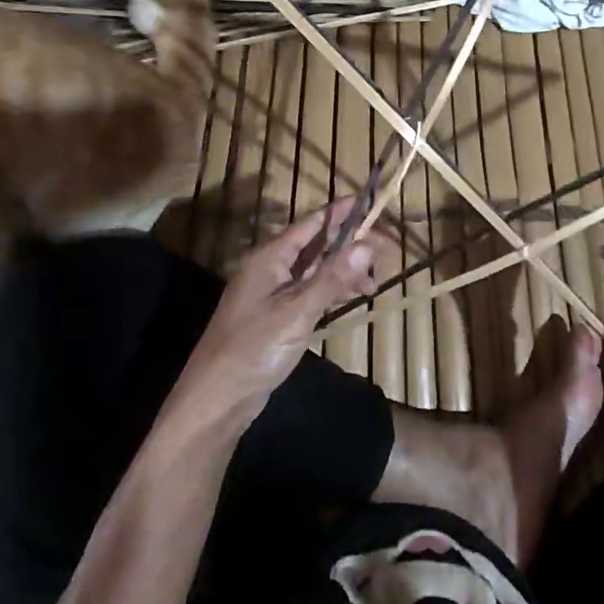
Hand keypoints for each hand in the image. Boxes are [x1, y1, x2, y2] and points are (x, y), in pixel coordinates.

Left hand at [171, 199, 383, 426]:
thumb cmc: (253, 350)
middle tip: (387, 250)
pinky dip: (337, 288)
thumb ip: (333, 277)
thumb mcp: (297, 312)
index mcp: (270, 259)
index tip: (372, 202)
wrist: (217, 401)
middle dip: (352, 243)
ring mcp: (276, 292)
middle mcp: (273, 269)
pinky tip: (356, 295)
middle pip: (319, 244)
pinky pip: (315, 289)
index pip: (312, 223)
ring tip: (375, 281)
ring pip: (319, 268)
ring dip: (348, 269)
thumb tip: (368, 243)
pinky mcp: (280, 314)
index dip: (342, 212)